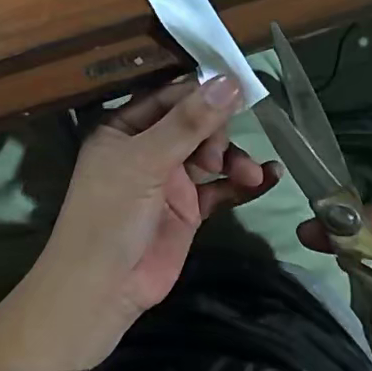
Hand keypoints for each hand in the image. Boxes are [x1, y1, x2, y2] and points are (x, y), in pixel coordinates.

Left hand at [0, 77, 280, 370]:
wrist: (103, 289)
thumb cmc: (110, 214)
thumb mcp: (145, 161)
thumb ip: (188, 123)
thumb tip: (228, 81)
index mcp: (124, 127)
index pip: (167, 96)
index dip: (201, 89)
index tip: (239, 81)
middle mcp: (147, 148)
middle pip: (194, 123)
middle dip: (216, 130)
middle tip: (218, 151)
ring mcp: (169, 179)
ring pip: (211, 155)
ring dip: (234, 159)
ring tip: (248, 173)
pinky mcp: (189, 209)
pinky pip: (221, 188)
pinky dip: (243, 183)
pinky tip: (268, 178)